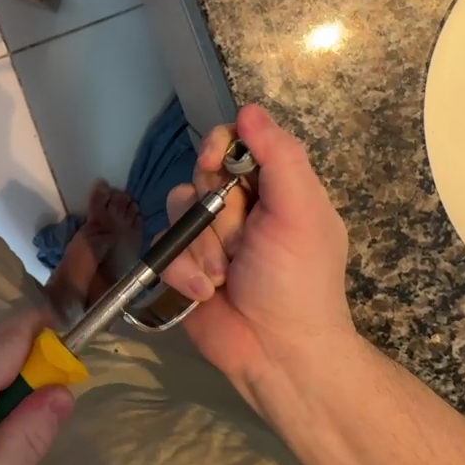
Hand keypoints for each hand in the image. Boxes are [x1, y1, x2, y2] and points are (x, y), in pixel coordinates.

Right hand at [158, 105, 356, 407]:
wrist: (277, 354)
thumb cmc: (298, 281)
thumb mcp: (300, 214)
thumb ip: (279, 158)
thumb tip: (248, 109)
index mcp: (273, 189)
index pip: (234, 143)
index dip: (217, 147)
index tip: (214, 163)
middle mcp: (237, 206)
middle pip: (199, 175)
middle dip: (215, 212)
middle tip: (240, 240)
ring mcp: (206, 236)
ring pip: (177, 211)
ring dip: (200, 248)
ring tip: (223, 277)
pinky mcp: (181, 264)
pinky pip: (164, 248)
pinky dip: (183, 272)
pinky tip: (207, 293)